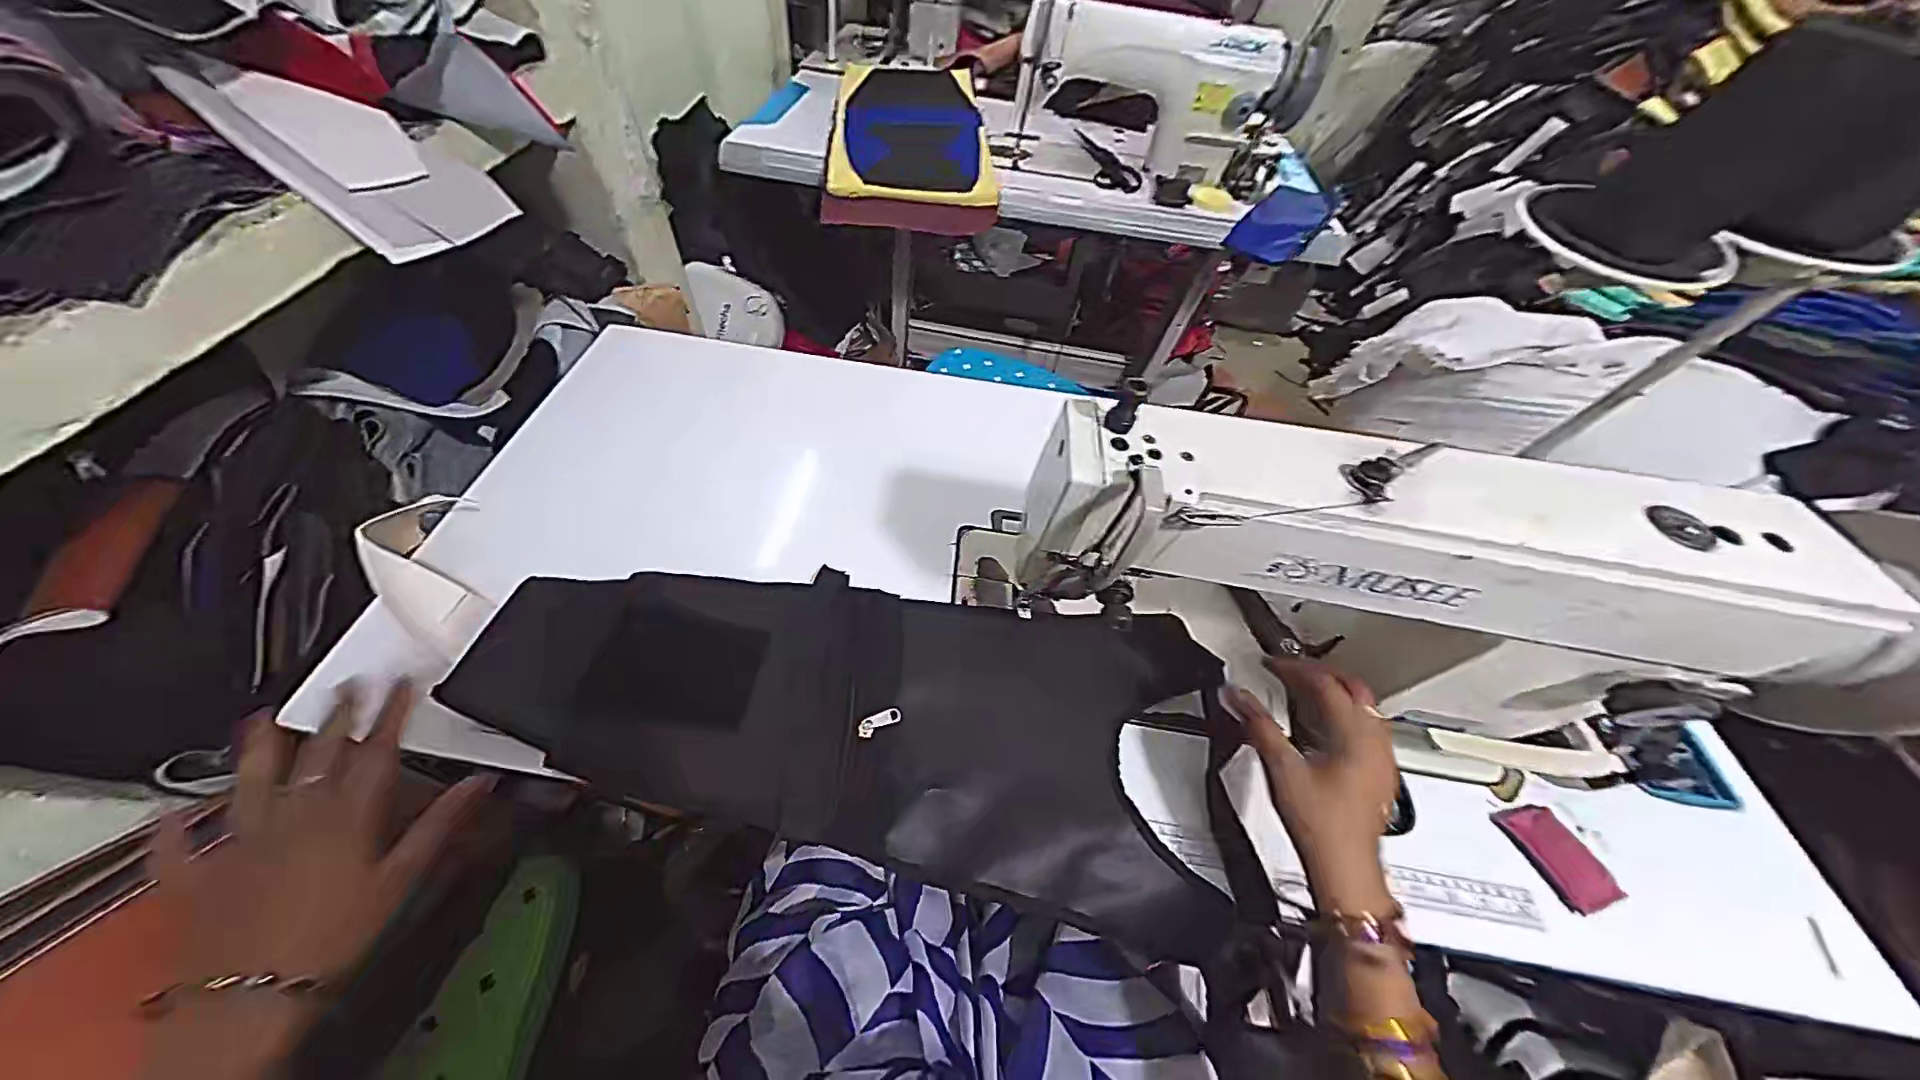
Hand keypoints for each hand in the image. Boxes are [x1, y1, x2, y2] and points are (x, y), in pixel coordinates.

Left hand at [143, 683, 494, 1079]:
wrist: (254, 996)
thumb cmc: (337, 936)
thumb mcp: (403, 878)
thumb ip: (441, 824)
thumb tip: (480, 783)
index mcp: (347, 818)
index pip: (376, 752)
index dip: (391, 715)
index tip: (400, 686)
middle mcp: (295, 819)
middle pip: (318, 756)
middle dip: (336, 716)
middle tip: (347, 686)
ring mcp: (242, 844)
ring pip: (251, 784)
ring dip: (257, 748)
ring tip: (262, 717)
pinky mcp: (200, 876)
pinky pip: (180, 846)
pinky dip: (176, 826)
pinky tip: (175, 808)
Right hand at [1220, 659, 1398, 914]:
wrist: (1345, 869)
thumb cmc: (1322, 827)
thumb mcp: (1281, 768)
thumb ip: (1257, 726)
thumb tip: (1237, 696)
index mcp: (1354, 736)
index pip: (1326, 684)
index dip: (1295, 668)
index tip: (1272, 665)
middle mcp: (1375, 743)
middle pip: (1353, 688)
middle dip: (1320, 672)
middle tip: (1291, 668)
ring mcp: (1381, 759)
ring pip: (1364, 707)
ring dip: (1335, 691)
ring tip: (1306, 689)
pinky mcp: (1379, 774)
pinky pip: (1368, 728)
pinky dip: (1344, 714)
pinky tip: (1325, 724)